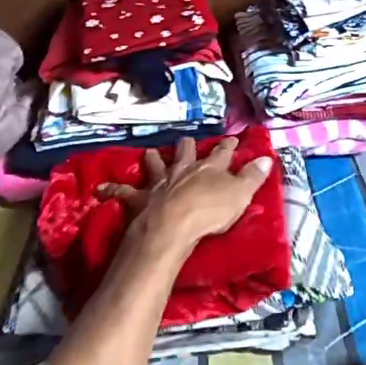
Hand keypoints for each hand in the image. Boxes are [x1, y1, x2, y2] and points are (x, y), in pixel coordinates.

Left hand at [99, 136, 273, 263]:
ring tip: (149, 152)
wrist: (173, 225)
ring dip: (153, 159)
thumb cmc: (210, 211)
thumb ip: (253, 176)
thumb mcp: (240, 194)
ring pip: (155, 164)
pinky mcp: (140, 199)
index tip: (233, 138)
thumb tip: (266, 158)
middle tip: (188, 140)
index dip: (229, 145)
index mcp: (210, 168)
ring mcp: (160, 182)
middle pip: (186, 152)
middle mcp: (184, 170)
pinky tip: (99, 188)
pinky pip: (122, 192)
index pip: (223, 152)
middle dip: (188, 146)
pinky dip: (111, 189)